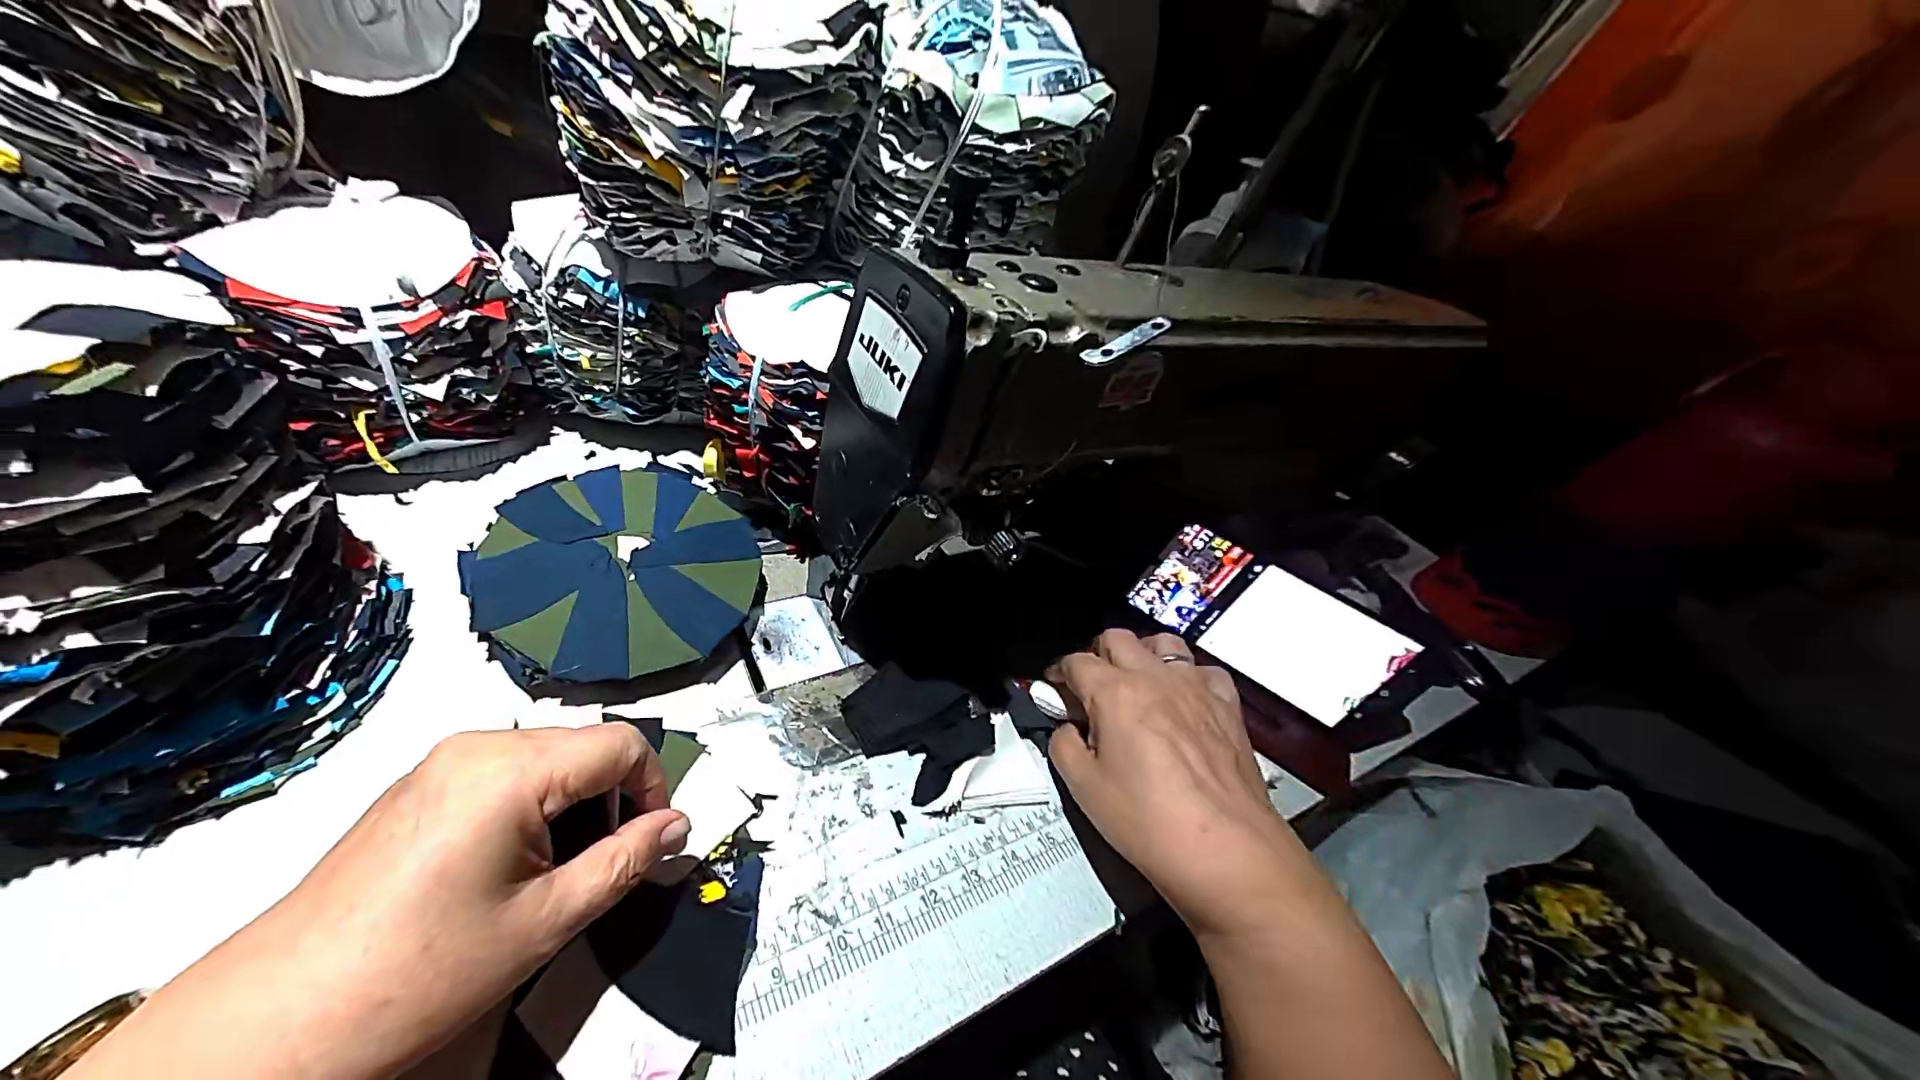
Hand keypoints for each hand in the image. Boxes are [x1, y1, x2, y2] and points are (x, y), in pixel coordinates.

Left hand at [70, 725, 689, 1079]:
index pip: (622, 744)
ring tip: (557, 866)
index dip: (653, 786)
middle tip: (606, 861)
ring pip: (548, 755)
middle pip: (585, 745)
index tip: (652, 839)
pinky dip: (533, 800)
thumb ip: (627, 861)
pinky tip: (511, 860)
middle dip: (614, 795)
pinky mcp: (419, 784)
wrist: (271, 1023)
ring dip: (574, 798)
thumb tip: (678, 826)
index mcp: (510, 770)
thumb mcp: (547, 921)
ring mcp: (441, 762)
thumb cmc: (417, 973)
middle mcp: (476, 747)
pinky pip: (505, 769)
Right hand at [1046, 630, 1305, 936]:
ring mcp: (1195, 688)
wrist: (1227, 851)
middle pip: (1117, 638)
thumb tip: (1067, 730)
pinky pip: (1203, 670)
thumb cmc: (1153, 823)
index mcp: (1115, 693)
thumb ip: (1064, 746)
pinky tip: (1181, 699)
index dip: (1059, 673)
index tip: (1055, 689)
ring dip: (1141, 654)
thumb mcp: (1084, 789)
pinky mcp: (1226, 705)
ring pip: (1163, 642)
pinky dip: (1186, 675)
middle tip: (1089, 684)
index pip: (1076, 661)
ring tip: (1134, 682)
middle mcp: (1155, 679)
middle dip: (1096, 654)